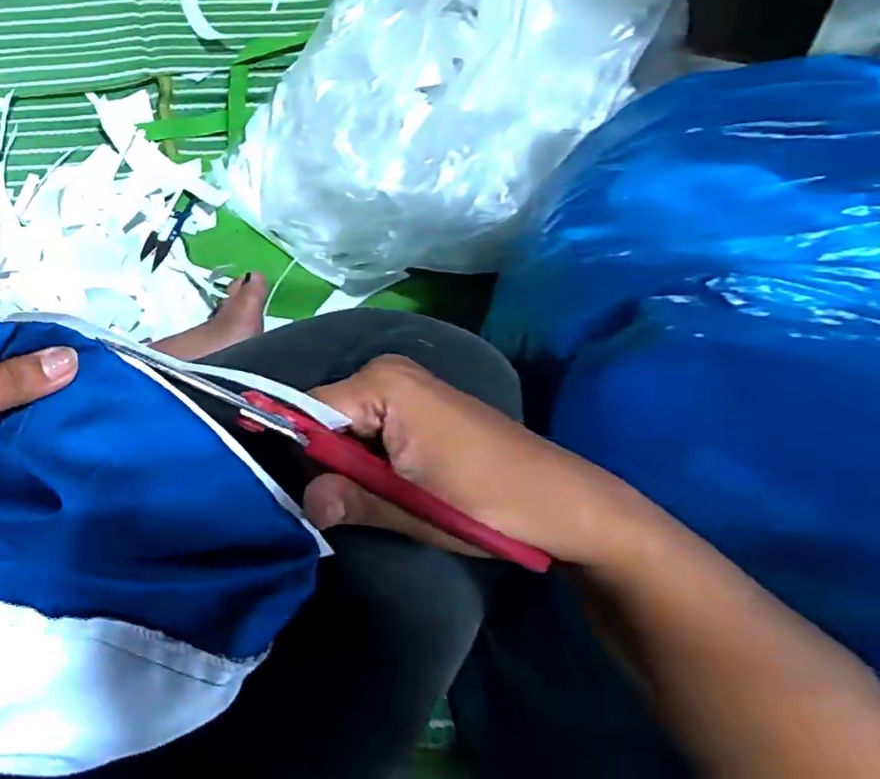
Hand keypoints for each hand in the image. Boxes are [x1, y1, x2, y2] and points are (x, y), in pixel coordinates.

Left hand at [0, 308, 77, 560]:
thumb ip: (12, 381)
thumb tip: (72, 356)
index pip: (14, 334)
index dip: (50, 358)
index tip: (92, 387)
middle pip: (6, 363)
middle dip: (37, 389)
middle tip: (83, 418)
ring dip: (18, 413)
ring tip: (66, 433)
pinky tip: (29, 445)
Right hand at [302, 355, 650, 566]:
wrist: (582, 512)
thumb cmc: (497, 503)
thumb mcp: (418, 508)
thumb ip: (351, 499)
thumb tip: (303, 506)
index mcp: (381, 383)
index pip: (306, 411)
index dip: (301, 452)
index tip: (309, 490)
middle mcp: (386, 371)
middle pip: (323, 416)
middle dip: (329, 459)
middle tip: (344, 500)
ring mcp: (402, 385)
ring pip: (343, 423)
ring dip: (349, 461)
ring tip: (373, 493)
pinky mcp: (415, 403)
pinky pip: (366, 424)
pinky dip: (367, 455)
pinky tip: (387, 482)